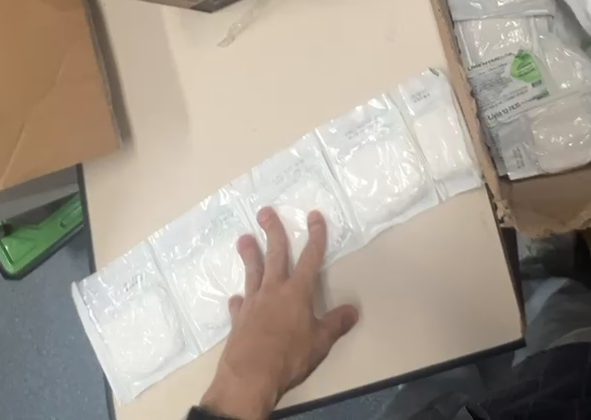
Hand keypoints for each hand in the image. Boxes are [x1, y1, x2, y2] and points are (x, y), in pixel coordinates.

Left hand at [199, 209, 359, 419]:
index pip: (310, 257)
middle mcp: (274, 290)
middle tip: (264, 211)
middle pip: (275, 254)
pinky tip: (236, 297)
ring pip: (252, 271)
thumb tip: (354, 310)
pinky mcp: (238, 320)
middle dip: (272, 231)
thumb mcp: (320, 342)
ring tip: (243, 238)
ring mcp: (253, 303)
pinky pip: (238, 305)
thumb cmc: (289, 357)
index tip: (314, 215)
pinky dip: (239, 300)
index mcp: (297, 291)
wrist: (249, 378)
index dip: (315, 235)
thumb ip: (336, 324)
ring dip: (249, 254)